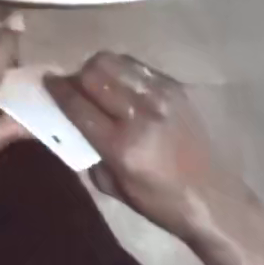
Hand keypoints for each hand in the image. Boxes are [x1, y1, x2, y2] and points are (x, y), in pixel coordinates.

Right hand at [45, 51, 256, 248]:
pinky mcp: (176, 87)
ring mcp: (161, 96)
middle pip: (93, 73)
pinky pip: (138, 66)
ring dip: (99, 69)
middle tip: (75, 86)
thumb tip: (71, 123)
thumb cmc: (162, 203)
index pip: (78, 105)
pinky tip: (124, 85)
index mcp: (122, 145)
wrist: (216, 200)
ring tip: (99, 82)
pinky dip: (123, 71)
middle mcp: (140, 114)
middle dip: (77, 76)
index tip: (47, 80)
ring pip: (114, 61)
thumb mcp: (116, 187)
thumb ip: (89, 152)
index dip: (57, 89)